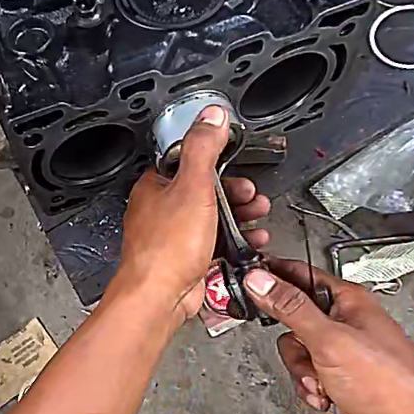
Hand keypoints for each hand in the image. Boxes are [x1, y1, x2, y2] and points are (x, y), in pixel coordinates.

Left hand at [111, 106, 270, 318]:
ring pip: (211, 218)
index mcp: (155, 187)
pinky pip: (214, 243)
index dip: (218, 163)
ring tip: (257, 218)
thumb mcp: (193, 187)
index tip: (237, 168)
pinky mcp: (184, 259)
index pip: (188, 162)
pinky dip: (234, 241)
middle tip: (252, 197)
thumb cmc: (166, 248)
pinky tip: (249, 242)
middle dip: (235, 193)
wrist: (159, 297)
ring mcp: (172, 236)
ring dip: (239, 217)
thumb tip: (211, 116)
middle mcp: (161, 210)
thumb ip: (203, 148)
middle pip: (205, 191)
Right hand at [245, 258, 413, 413]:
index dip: (274, 276)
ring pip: (295, 349)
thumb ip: (291, 308)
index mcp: (348, 301)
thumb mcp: (329, 339)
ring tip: (320, 381)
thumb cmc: (390, 384)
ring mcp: (340, 351)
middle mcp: (344, 322)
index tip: (251, 282)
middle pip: (292, 317)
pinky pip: (305, 373)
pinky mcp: (336, 376)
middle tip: (301, 349)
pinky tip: (326, 396)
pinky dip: (309, 387)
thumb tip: (262, 280)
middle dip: (292, 342)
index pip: (301, 275)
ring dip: (301, 370)